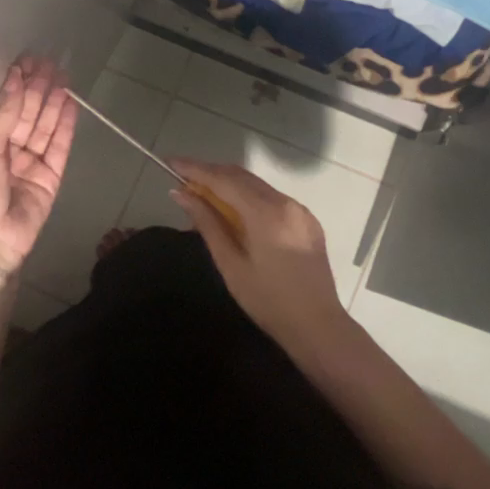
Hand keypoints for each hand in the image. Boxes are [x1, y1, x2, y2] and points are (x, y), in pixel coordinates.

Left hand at [0, 57, 77, 280]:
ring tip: (63, 77)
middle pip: (26, 115)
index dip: (15, 86)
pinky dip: (65, 127)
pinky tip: (70, 105)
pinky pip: (59, 148)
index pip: (4, 109)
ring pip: (44, 128)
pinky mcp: (50, 179)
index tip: (26, 62)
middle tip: (49, 64)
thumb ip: (3, 118)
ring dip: (52, 103)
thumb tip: (16, 85)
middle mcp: (9, 152)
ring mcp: (30, 165)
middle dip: (37, 89)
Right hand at [169, 159, 345, 355]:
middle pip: (241, 176)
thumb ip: (207, 224)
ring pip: (257, 185)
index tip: (170, 162)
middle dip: (210, 172)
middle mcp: (286, 203)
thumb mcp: (231, 264)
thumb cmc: (268, 302)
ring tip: (201, 193)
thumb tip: (181, 194)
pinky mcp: (307, 220)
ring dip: (228, 184)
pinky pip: (271, 198)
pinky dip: (247, 196)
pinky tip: (232, 209)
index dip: (195, 169)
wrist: (318, 326)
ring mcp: (300, 210)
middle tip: (181, 177)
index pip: (224, 180)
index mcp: (267, 214)